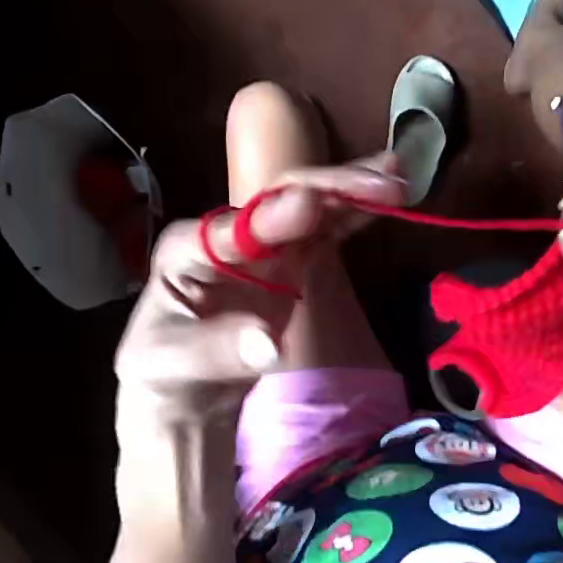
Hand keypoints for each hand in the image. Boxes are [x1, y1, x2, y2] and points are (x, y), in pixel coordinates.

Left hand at [110, 157, 404, 521]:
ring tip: (396, 177)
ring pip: (311, 206)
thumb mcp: (172, 365)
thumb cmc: (166, 368)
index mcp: (188, 248)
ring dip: (352, 192)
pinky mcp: (291, 260)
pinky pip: (326, 231)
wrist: (186, 385)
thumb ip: (214, 351)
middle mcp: (229, 233)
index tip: (309, 206)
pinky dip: (355, 215)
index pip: (231, 227)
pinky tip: (388, 201)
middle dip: (328, 187)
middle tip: (380, 182)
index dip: (271, 216)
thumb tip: (267, 343)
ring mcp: (264, 244)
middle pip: (279, 199)